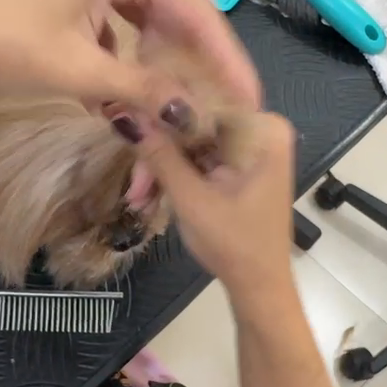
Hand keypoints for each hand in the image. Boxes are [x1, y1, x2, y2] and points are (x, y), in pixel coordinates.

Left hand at [0, 0, 262, 113]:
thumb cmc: (0, 40)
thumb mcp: (78, 70)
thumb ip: (143, 90)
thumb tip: (193, 117)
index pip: (195, 10)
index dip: (224, 61)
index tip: (250, 100)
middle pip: (173, 17)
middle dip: (187, 71)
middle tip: (209, 116)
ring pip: (146, 25)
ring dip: (153, 73)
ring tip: (170, 115)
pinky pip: (117, 26)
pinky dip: (122, 64)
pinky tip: (125, 101)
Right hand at [138, 112, 298, 297]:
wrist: (259, 287)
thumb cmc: (234, 244)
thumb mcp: (191, 199)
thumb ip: (159, 155)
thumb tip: (124, 116)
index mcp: (262, 129)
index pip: (202, 99)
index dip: (160, 111)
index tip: (124, 120)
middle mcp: (261, 129)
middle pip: (194, 123)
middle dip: (158, 151)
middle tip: (133, 183)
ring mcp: (250, 148)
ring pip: (191, 142)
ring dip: (161, 167)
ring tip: (137, 197)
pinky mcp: (239, 166)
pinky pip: (199, 158)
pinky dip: (176, 175)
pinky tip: (150, 195)